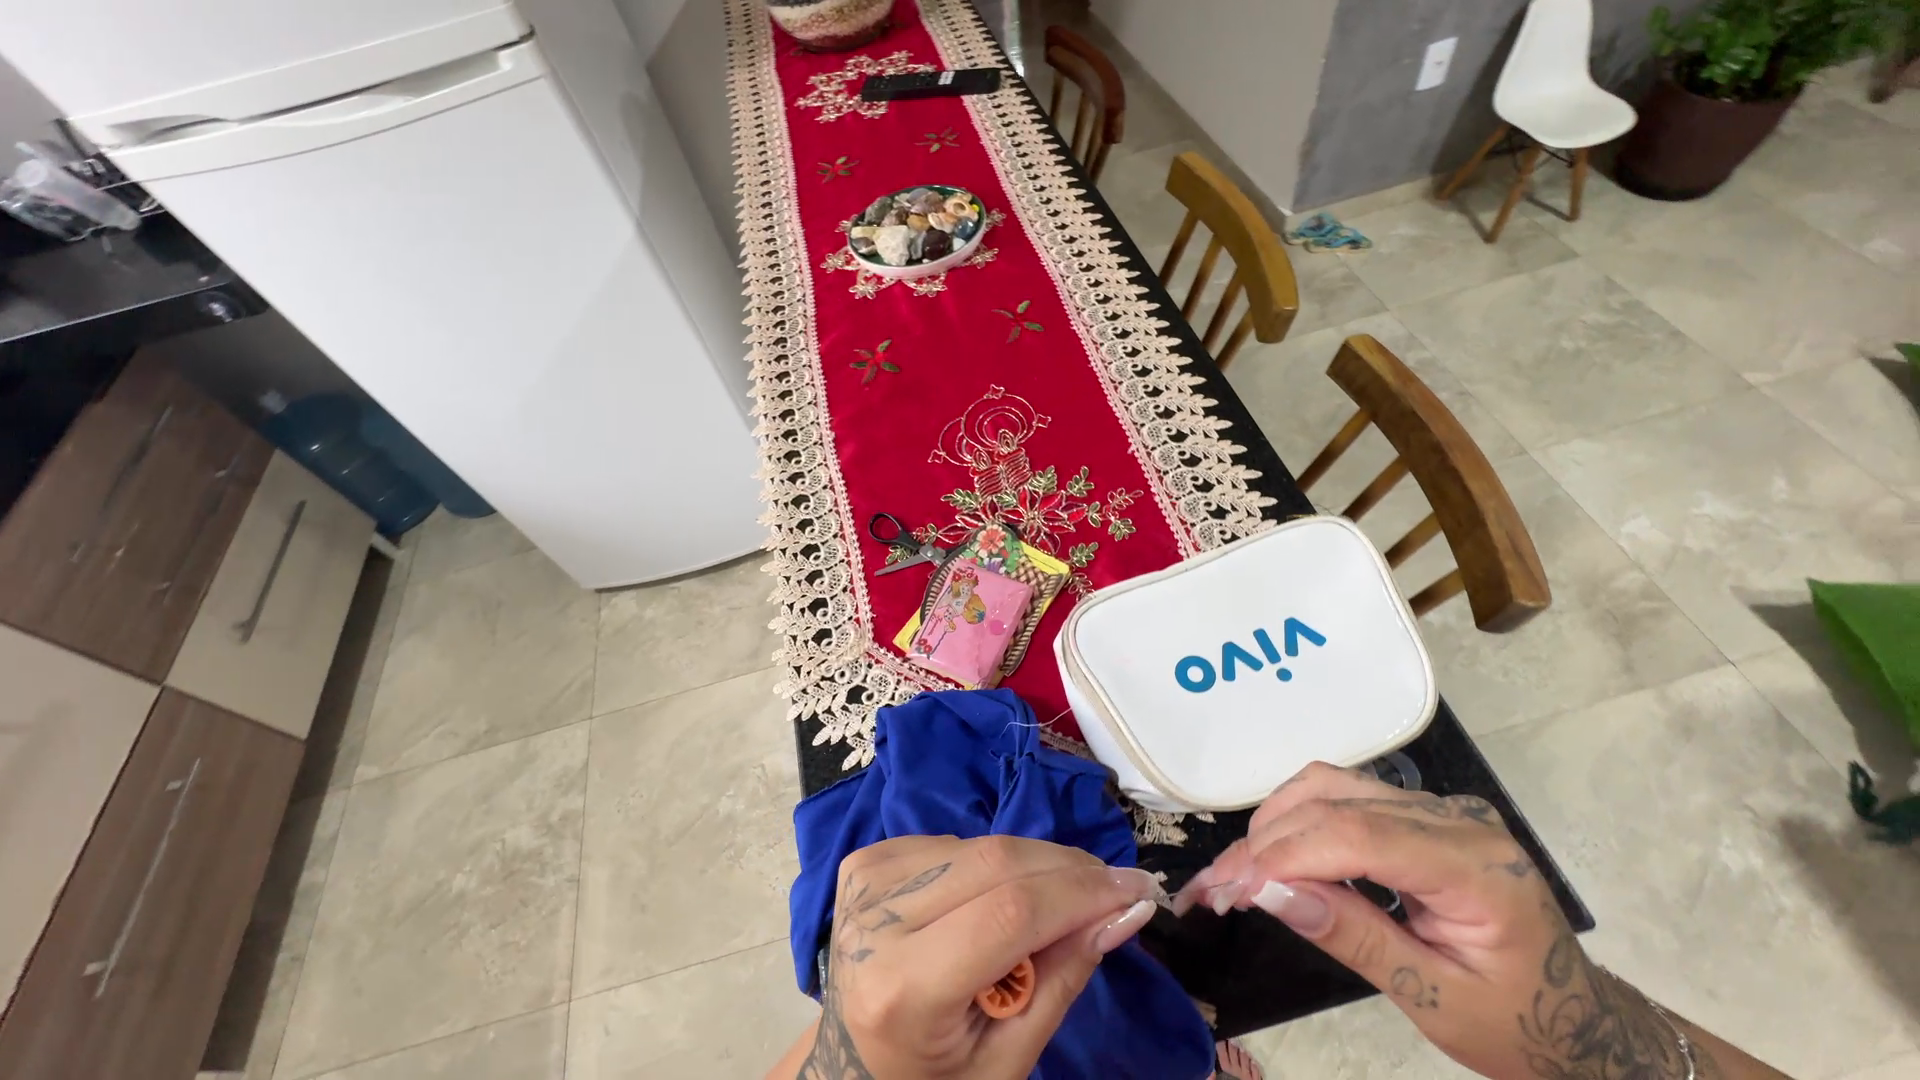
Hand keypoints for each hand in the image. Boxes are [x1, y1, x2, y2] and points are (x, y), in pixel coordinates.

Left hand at [799, 834, 1163, 1079]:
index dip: (1081, 893)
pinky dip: (993, 864)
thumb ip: (1063, 977)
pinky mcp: (864, 860)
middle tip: (1116, 887)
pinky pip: (954, 843)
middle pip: (996, 863)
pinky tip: (998, 898)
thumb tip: (1124, 910)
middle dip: (1068, 868)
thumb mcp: (1006, 1059)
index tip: (1138, 888)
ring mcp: (864, 882)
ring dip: (1035, 864)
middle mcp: (875, 920)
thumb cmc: (934, 1078)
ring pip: (980, 844)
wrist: (850, 1063)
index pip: (1009, 912)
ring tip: (1062, 901)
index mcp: (903, 987)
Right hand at [1174, 763, 1692, 1079]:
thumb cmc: (1516, 1028)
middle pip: (1335, 804)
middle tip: (1216, 889)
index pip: (1358, 835)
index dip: (1284, 855)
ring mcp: (1437, 808)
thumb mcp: (1435, 998)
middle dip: (1265, 844)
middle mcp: (1454, 818)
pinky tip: (1278, 854)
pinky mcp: (1420, 812)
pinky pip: (1342, 794)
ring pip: (1329, 786)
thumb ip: (1352, 936)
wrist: (1577, 1021)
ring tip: (1241, 874)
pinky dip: (1297, 818)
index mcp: (1475, 867)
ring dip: (1275, 823)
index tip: (1227, 888)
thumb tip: (1267, 891)